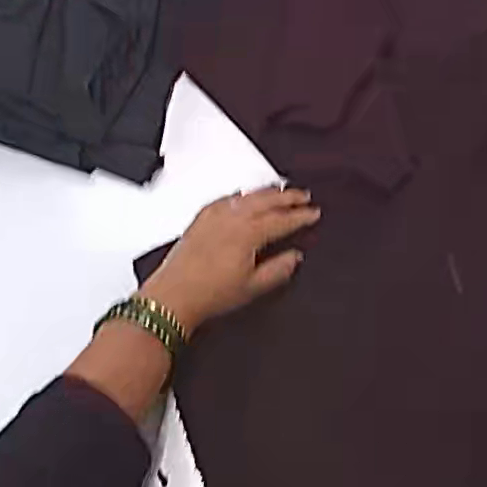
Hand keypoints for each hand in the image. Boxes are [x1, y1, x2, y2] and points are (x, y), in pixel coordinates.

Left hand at [138, 186, 319, 332]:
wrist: (173, 296)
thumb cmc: (208, 293)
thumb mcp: (253, 287)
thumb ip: (278, 269)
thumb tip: (294, 257)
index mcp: (248, 233)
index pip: (282, 219)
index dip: (300, 216)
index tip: (313, 213)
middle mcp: (231, 219)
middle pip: (266, 200)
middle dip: (287, 197)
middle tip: (303, 195)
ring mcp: (214, 216)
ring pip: (247, 196)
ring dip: (266, 192)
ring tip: (280, 190)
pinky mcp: (201, 219)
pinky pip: (227, 198)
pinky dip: (242, 195)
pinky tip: (244, 197)